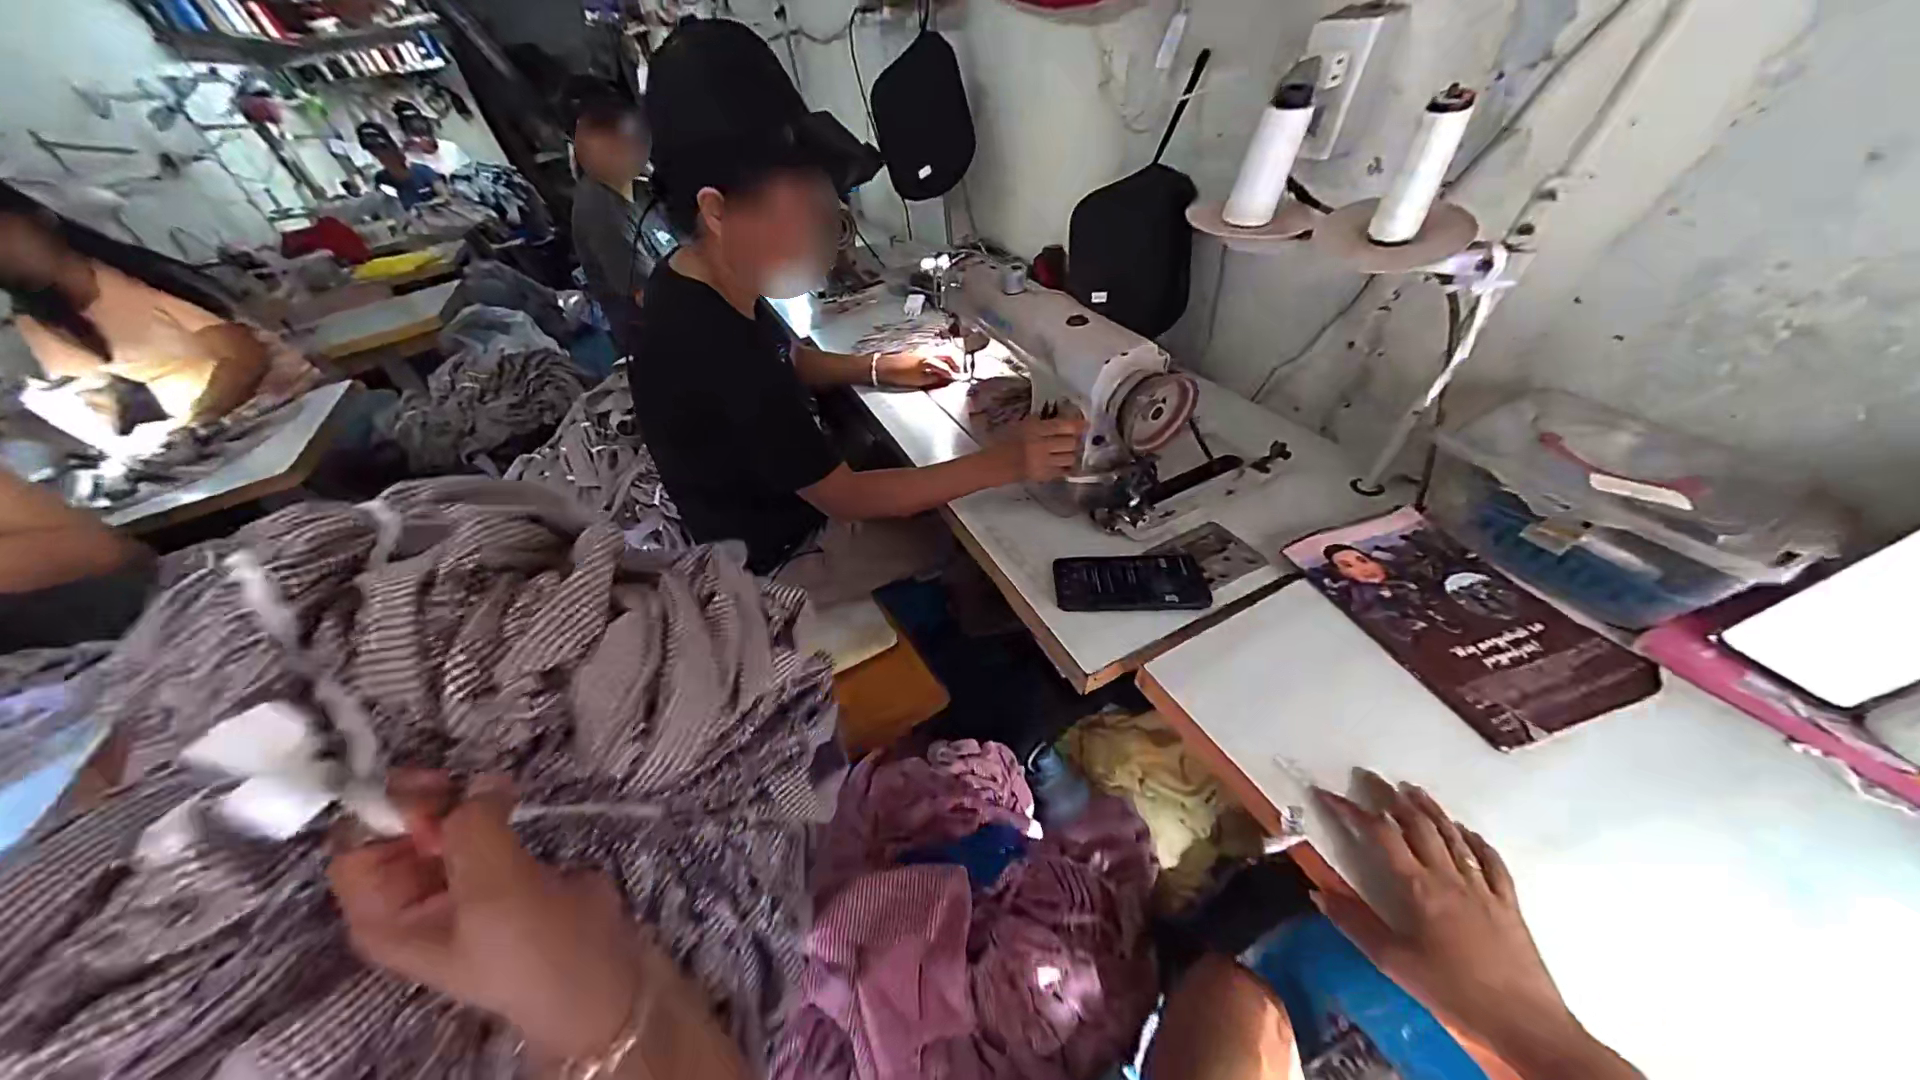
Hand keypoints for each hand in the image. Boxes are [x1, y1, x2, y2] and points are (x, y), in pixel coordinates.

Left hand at [326, 773, 643, 1060]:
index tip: (436, 782)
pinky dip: (495, 802)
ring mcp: (459, 878)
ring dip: (465, 796)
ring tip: (501, 788)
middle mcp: (411, 894)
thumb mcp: (493, 892)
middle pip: (397, 827)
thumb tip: (481, 781)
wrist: (597, 970)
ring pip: (443, 821)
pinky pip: (482, 823)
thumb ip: (474, 830)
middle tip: (467, 778)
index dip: (385, 809)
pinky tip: (515, 796)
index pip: (356, 846)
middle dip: (429, 797)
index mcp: (385, 915)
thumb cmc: (532, 946)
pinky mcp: (502, 864)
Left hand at [874, 347, 958, 388]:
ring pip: (942, 352)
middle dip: (956, 363)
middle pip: (948, 355)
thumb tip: (947, 379)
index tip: (958, 379)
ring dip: (949, 359)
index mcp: (929, 360)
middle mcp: (928, 352)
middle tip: (958, 372)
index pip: (947, 366)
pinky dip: (941, 358)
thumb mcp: (919, 381)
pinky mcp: (918, 352)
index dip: (954, 373)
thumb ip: (935, 379)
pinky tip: (940, 364)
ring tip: (951, 369)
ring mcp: (923, 351)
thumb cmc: (898, 375)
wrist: (883, 367)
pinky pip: (935, 353)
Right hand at [996, 411, 1086, 483]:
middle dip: (1074, 440)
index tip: (1085, 424)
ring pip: (1069, 457)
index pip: (1062, 426)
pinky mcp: (1044, 476)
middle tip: (1072, 439)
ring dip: (1070, 454)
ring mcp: (1043, 462)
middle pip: (1070, 442)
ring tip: (1066, 452)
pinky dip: (1065, 466)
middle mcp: (1041, 445)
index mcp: (1034, 430)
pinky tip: (1061, 463)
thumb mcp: (1020, 425)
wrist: (994, 465)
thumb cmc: (1004, 442)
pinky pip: (1063, 471)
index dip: (1077, 425)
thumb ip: (1039, 423)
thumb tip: (1059, 422)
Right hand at [1314, 774, 1640, 1078]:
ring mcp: (1482, 888)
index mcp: (1418, 888)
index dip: (1351, 810)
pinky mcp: (1508, 904)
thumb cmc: (1454, 993)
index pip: (1379, 834)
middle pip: (1417, 825)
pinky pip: (1491, 863)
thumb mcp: (1395, 963)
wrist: (1528, 1026)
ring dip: (1430, 809)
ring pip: (1452, 836)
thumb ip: (1355, 925)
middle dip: (1390, 798)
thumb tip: (1318, 892)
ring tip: (1412, 789)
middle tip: (1371, 779)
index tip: (1328, 794)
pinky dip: (1475, 841)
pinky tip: (1466, 832)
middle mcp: (1449, 877)